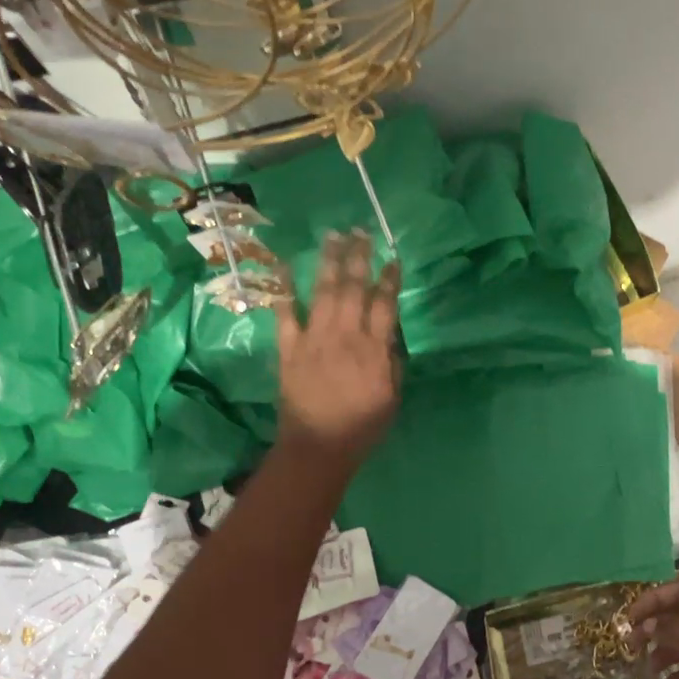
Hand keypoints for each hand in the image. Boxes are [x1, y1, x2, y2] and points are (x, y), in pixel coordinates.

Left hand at [274, 230, 401, 468]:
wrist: (318, 446)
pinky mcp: (290, 348)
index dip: (389, 280)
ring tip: (333, 236)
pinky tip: (286, 266)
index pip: (384, 304)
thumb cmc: (362, 426)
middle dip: (359, 258)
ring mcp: (314, 339)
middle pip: (353, 288)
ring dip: (329, 262)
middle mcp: (345, 336)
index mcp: (374, 349)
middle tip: (361, 232)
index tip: (393, 259)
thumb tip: (389, 335)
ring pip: (324, 292)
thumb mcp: (392, 396)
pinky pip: (286, 313)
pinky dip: (285, 288)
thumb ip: (392, 362)